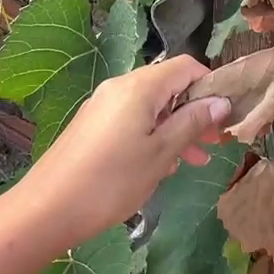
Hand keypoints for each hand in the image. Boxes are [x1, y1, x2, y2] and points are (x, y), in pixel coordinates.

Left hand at [15, 55, 230, 246]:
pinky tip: (160, 163)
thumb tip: (220, 101)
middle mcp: (121, 85)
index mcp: (140, 86)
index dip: (210, 84)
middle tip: (215, 142)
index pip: (185, 66)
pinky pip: (132, 117)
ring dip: (174, 126)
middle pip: (168, 85)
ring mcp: (104, 103)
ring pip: (150, 105)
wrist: (47, 207)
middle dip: (194, 110)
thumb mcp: (160, 154)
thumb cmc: (111, 180)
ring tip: (193, 159)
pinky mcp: (93, 123)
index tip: (226, 114)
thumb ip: (191, 124)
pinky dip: (152, 133)